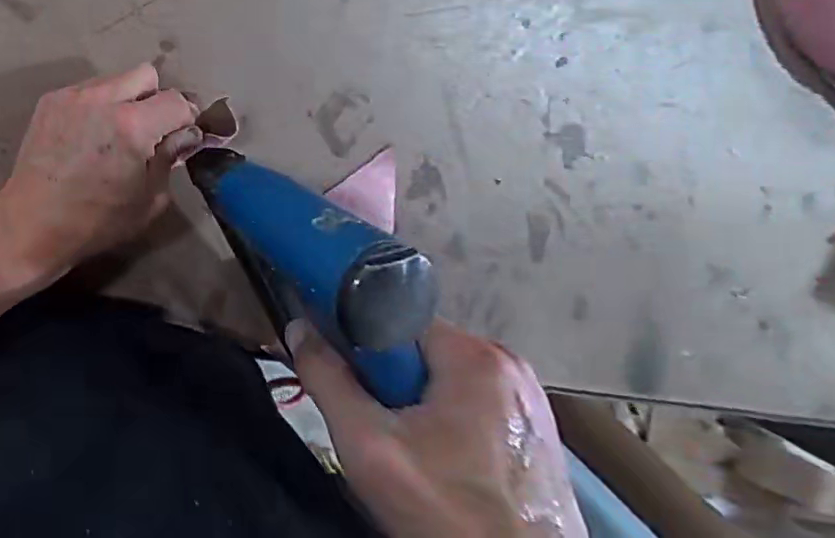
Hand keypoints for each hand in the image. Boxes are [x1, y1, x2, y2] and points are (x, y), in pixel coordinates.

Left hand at [0, 64, 201, 282]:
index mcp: (133, 126)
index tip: (182, 134)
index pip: (177, 101)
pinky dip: (97, 105)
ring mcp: (73, 95)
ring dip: (125, 99)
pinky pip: (88, 89)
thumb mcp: (149, 199)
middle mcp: (103, 99)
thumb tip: (183, 134)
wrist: (30, 224)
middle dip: (155, 99)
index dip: (186, 118)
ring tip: (113, 132)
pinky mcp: (51, 99)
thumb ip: (171, 158)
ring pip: (115, 79)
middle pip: (147, 75)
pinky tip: (88, 134)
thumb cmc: (95, 221)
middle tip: (148, 130)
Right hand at [289, 318, 586, 537]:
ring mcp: (529, 404)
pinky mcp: (537, 439)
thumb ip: (327, 379)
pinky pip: (472, 412)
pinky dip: (448, 432)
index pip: (395, 321)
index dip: (362, 350)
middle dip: (390, 386)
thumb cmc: (447, 514)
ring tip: (411, 457)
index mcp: (477, 354)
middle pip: (418, 354)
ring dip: (416, 411)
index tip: (350, 383)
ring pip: (441, 385)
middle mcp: (510, 367)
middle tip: (381, 432)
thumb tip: (298, 328)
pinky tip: (442, 472)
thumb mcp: (369, 445)